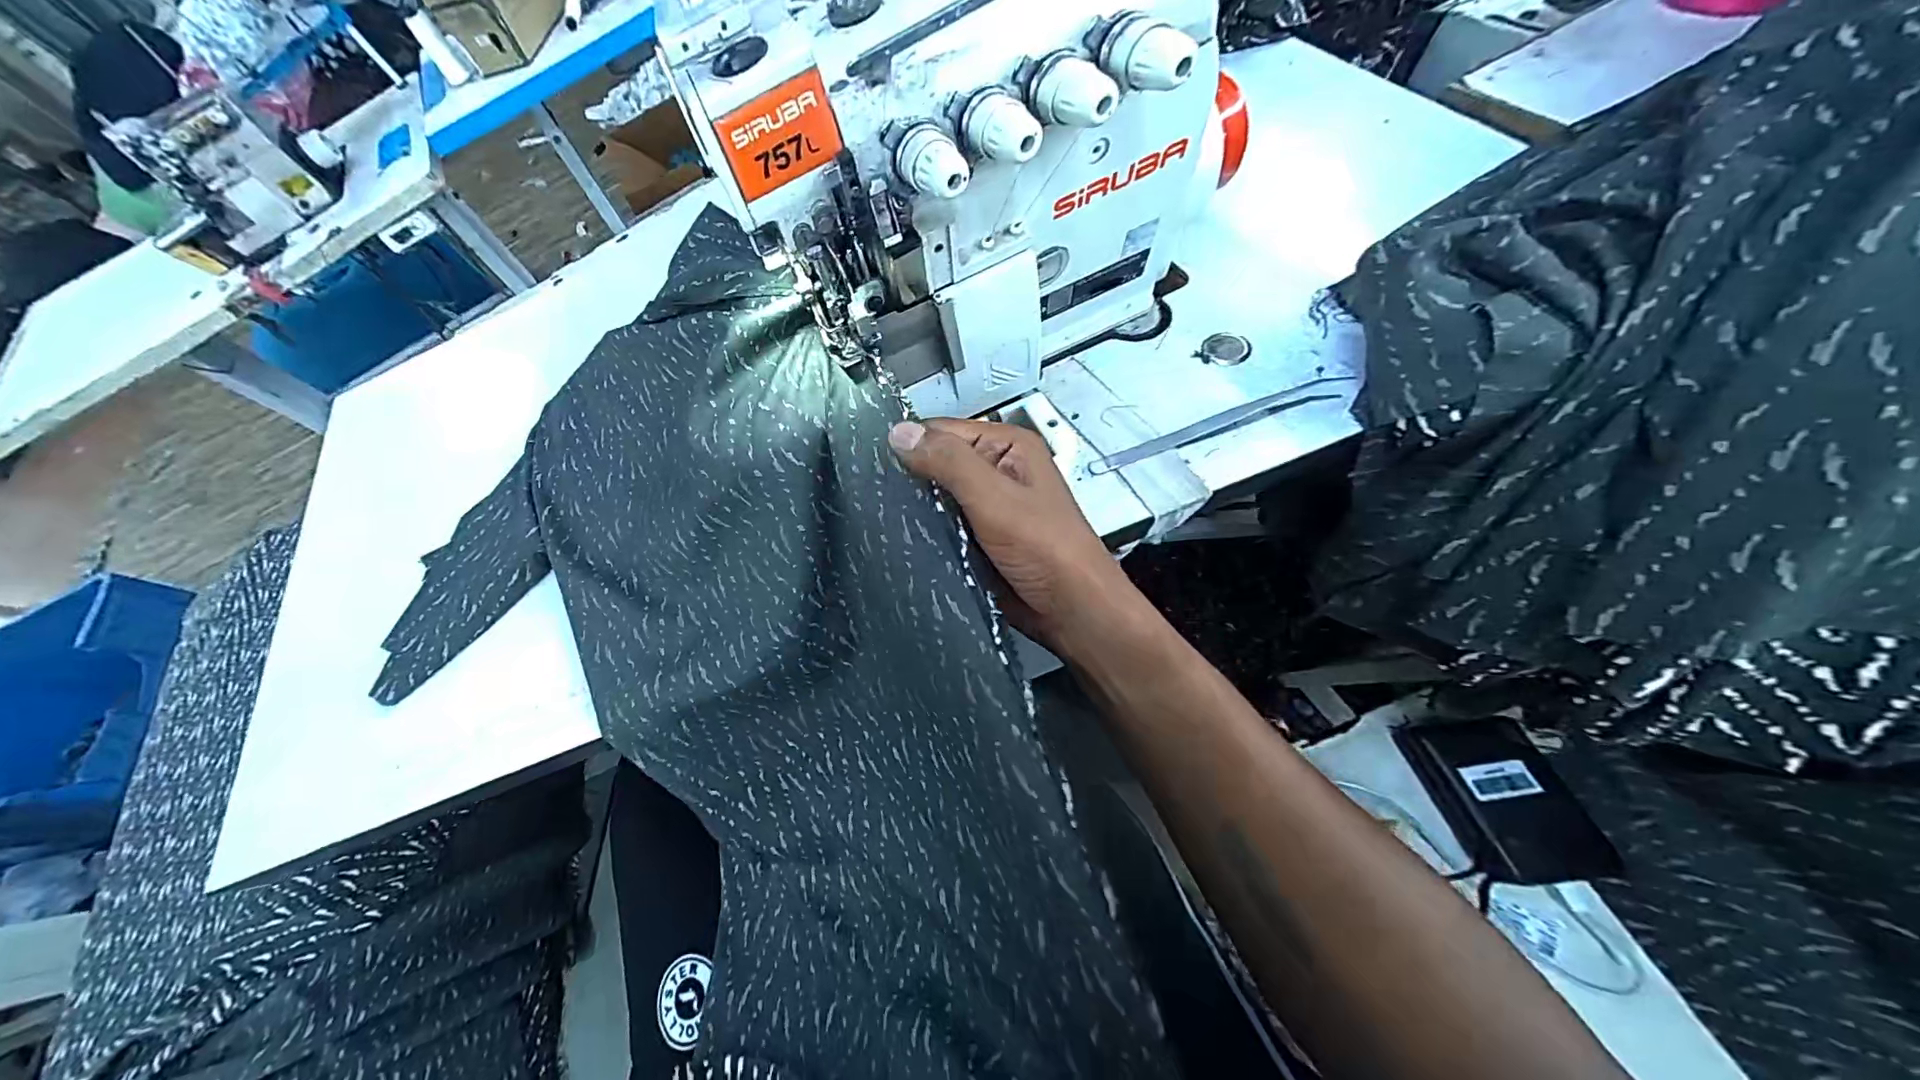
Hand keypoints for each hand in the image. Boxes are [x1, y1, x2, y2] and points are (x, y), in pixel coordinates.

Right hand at [888, 418, 1150, 659]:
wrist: (1070, 609)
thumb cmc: (1047, 550)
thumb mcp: (995, 497)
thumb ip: (949, 461)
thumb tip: (898, 433)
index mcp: (1008, 447)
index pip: (942, 430)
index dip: (910, 444)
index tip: (872, 462)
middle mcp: (997, 471)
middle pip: (937, 463)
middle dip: (910, 479)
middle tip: (873, 494)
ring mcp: (986, 507)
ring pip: (936, 498)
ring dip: (916, 509)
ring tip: (884, 517)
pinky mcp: (978, 538)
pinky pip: (942, 527)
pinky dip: (926, 532)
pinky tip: (904, 538)